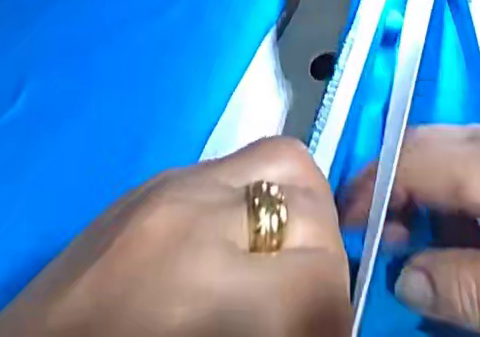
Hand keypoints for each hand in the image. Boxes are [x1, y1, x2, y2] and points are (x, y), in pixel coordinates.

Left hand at [0, 137, 347, 336]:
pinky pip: (233, 168)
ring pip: (281, 160)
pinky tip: (234, 249)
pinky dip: (256, 202)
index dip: (334, 318)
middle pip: (312, 200)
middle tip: (308, 306)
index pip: (319, 278)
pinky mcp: (145, 183)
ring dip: (299, 213)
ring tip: (282, 263)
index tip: (324, 335)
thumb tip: (324, 313)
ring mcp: (163, 186)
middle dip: (324, 260)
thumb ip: (282, 324)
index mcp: (198, 288)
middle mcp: (188, 213)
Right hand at [343, 123, 479, 336]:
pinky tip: (462, 257)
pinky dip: (463, 213)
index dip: (363, 194)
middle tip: (365, 264)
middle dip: (390, 199)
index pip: (405, 155)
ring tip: (405, 266)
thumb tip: (403, 271)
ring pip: (456, 167)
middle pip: (427, 152)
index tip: (335, 246)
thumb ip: (463, 290)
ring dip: (426, 208)